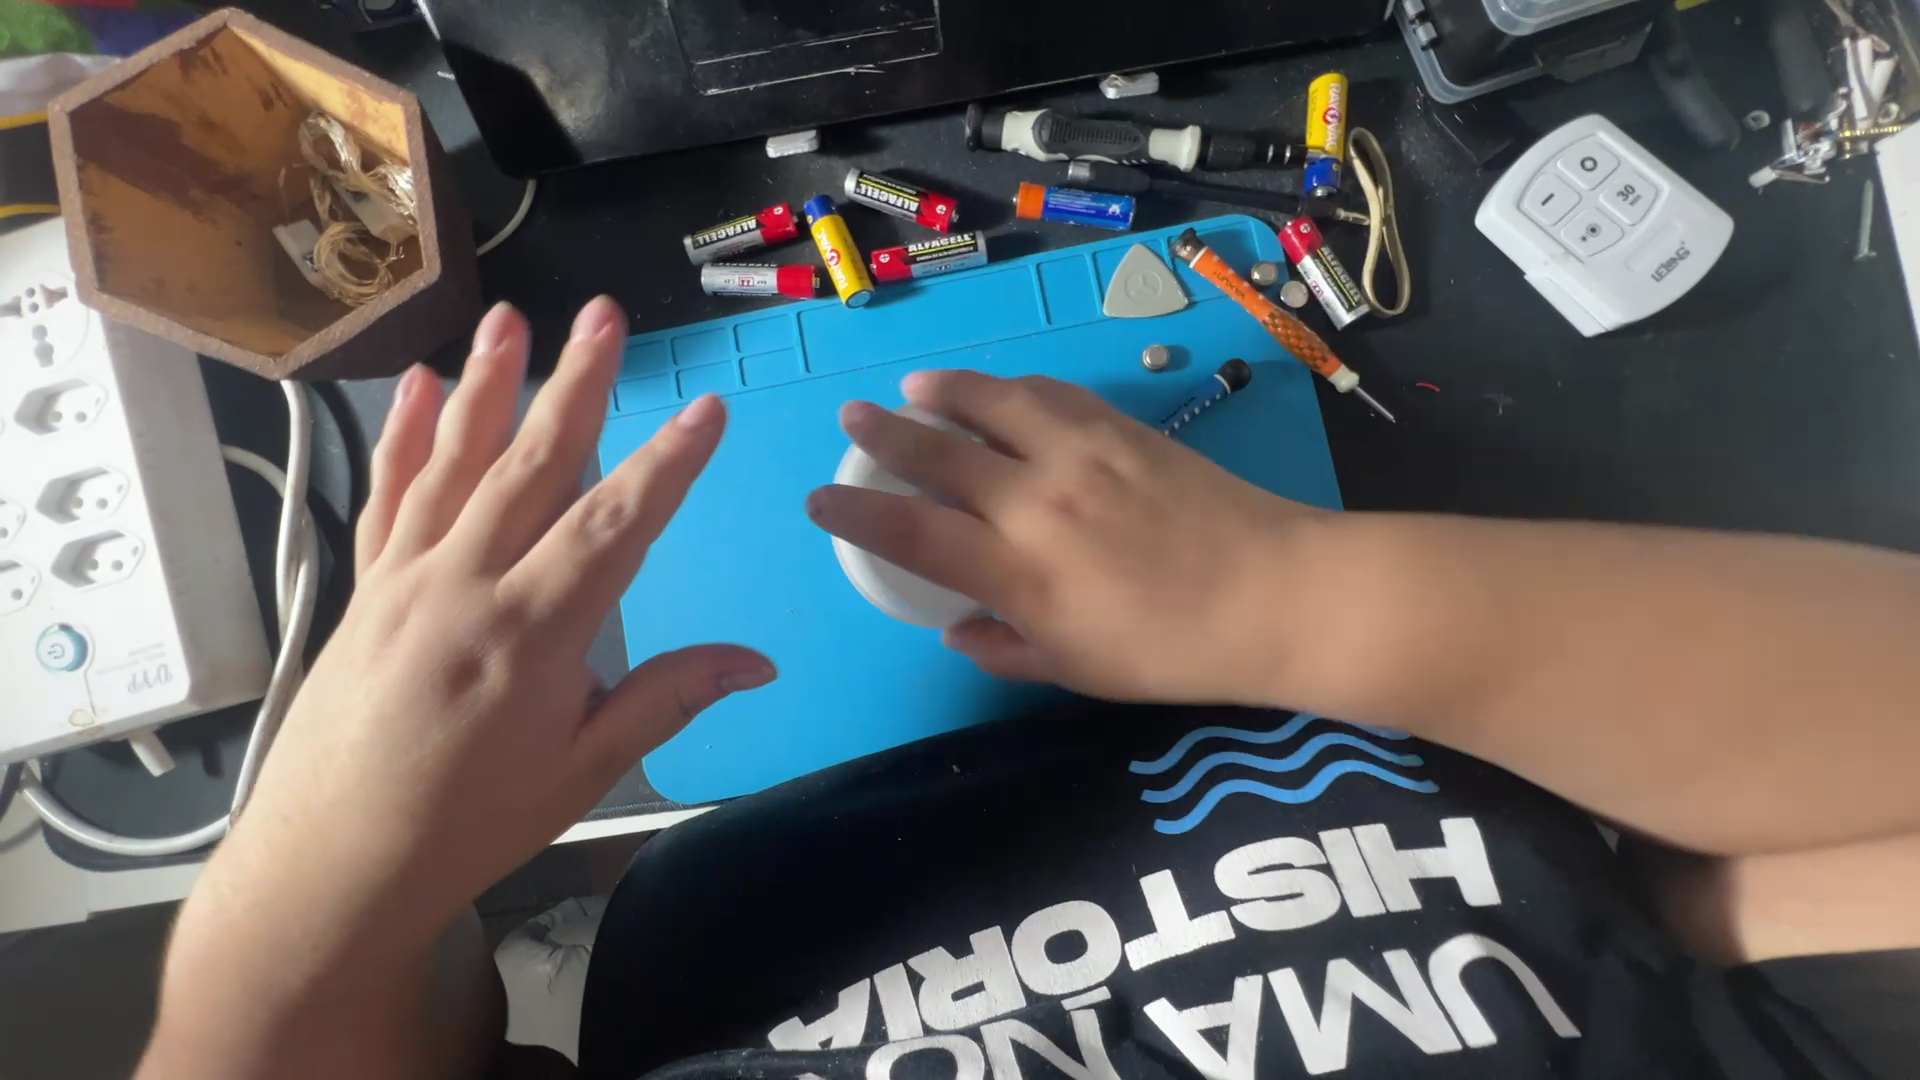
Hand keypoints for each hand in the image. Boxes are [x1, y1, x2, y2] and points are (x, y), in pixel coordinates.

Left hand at [231, 297, 773, 933]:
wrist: (329, 874)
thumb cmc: (473, 823)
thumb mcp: (589, 768)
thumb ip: (671, 696)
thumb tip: (759, 663)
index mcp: (530, 631)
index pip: (616, 524)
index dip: (669, 464)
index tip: (707, 412)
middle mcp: (464, 584)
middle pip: (532, 466)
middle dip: (577, 385)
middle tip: (605, 317)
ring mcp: (405, 579)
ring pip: (454, 463)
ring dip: (486, 385)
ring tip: (511, 320)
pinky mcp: (367, 589)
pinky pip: (388, 498)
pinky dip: (402, 437)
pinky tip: (414, 386)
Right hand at [805, 370, 1318, 703]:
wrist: (1276, 594)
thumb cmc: (1172, 651)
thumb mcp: (1077, 671)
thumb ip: (1005, 649)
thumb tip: (954, 627)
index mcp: (1023, 575)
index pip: (913, 536)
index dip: (854, 516)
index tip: (820, 501)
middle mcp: (1040, 504)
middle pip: (941, 455)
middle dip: (884, 435)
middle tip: (852, 418)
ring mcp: (1083, 456)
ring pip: (993, 404)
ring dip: (944, 392)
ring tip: (914, 387)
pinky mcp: (1122, 428)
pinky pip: (1050, 394)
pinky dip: (1010, 387)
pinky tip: (998, 388)